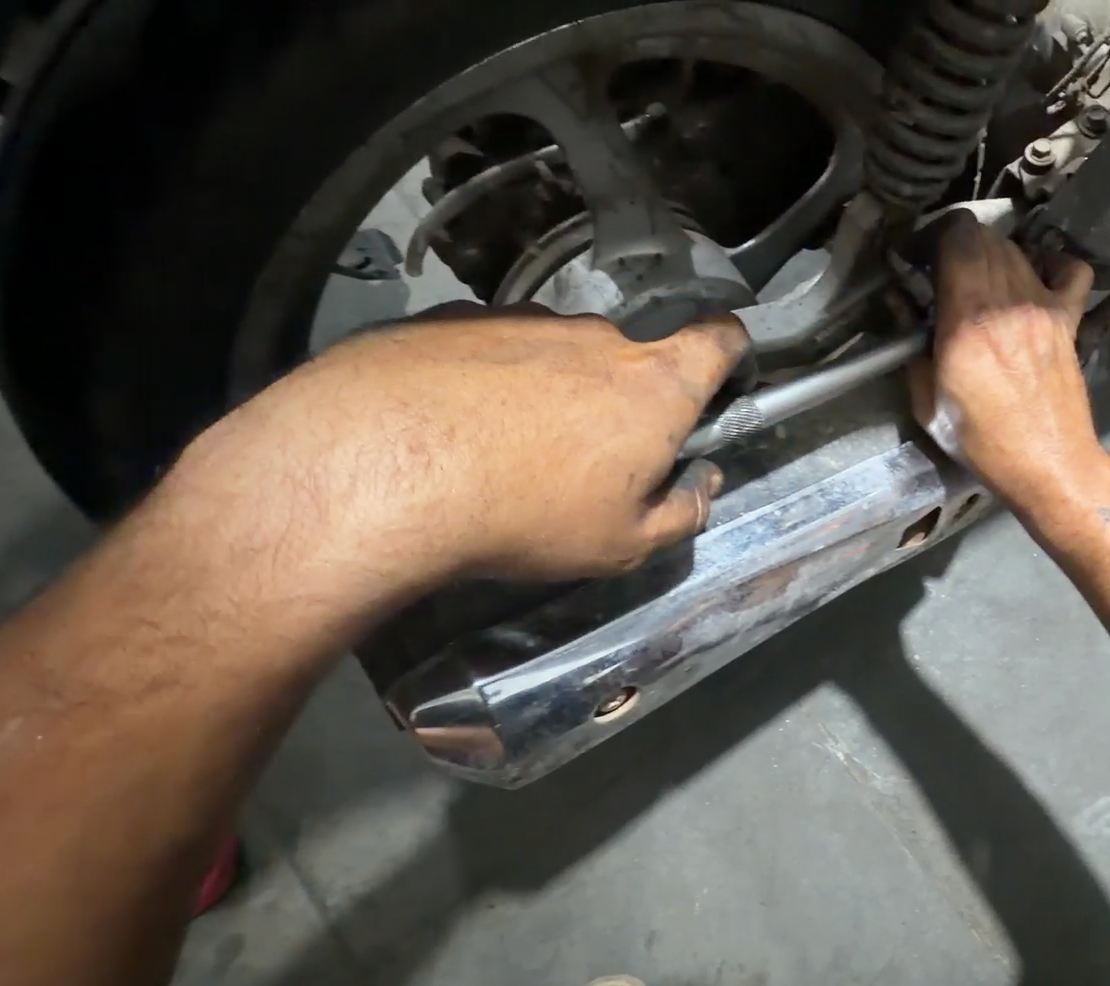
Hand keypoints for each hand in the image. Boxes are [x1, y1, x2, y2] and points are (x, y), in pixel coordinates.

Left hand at [172, 305, 743, 583]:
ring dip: (558, 390)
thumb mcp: (624, 544)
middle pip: (635, 357)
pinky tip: (458, 427)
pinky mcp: (453, 317)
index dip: (734, 354)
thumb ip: (684, 512)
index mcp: (654, 386)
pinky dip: (496, 380)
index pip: (720, 340)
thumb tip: (703, 482)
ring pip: (562, 354)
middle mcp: (597, 338)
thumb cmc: (527, 515)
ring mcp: (522, 319)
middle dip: (629, 398)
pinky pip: (497, 349)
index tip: (723, 380)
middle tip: (596, 456)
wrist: (376, 473)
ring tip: (513, 449)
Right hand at [913, 214, 1100, 509]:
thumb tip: (908, 316)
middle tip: (944, 272)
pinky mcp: (1069, 320)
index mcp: (965, 323)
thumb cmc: (983, 444)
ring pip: (1018, 250)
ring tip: (980, 282)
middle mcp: (1005, 303)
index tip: (920, 257)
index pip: (956, 240)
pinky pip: (1071, 270)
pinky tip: (1035, 277)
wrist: (1049, 465)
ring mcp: (1043, 308)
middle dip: (958, 245)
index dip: (934, 236)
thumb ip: (914, 355)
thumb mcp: (928, 408)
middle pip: (985, 239)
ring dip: (994, 255)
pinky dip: (1053, 263)